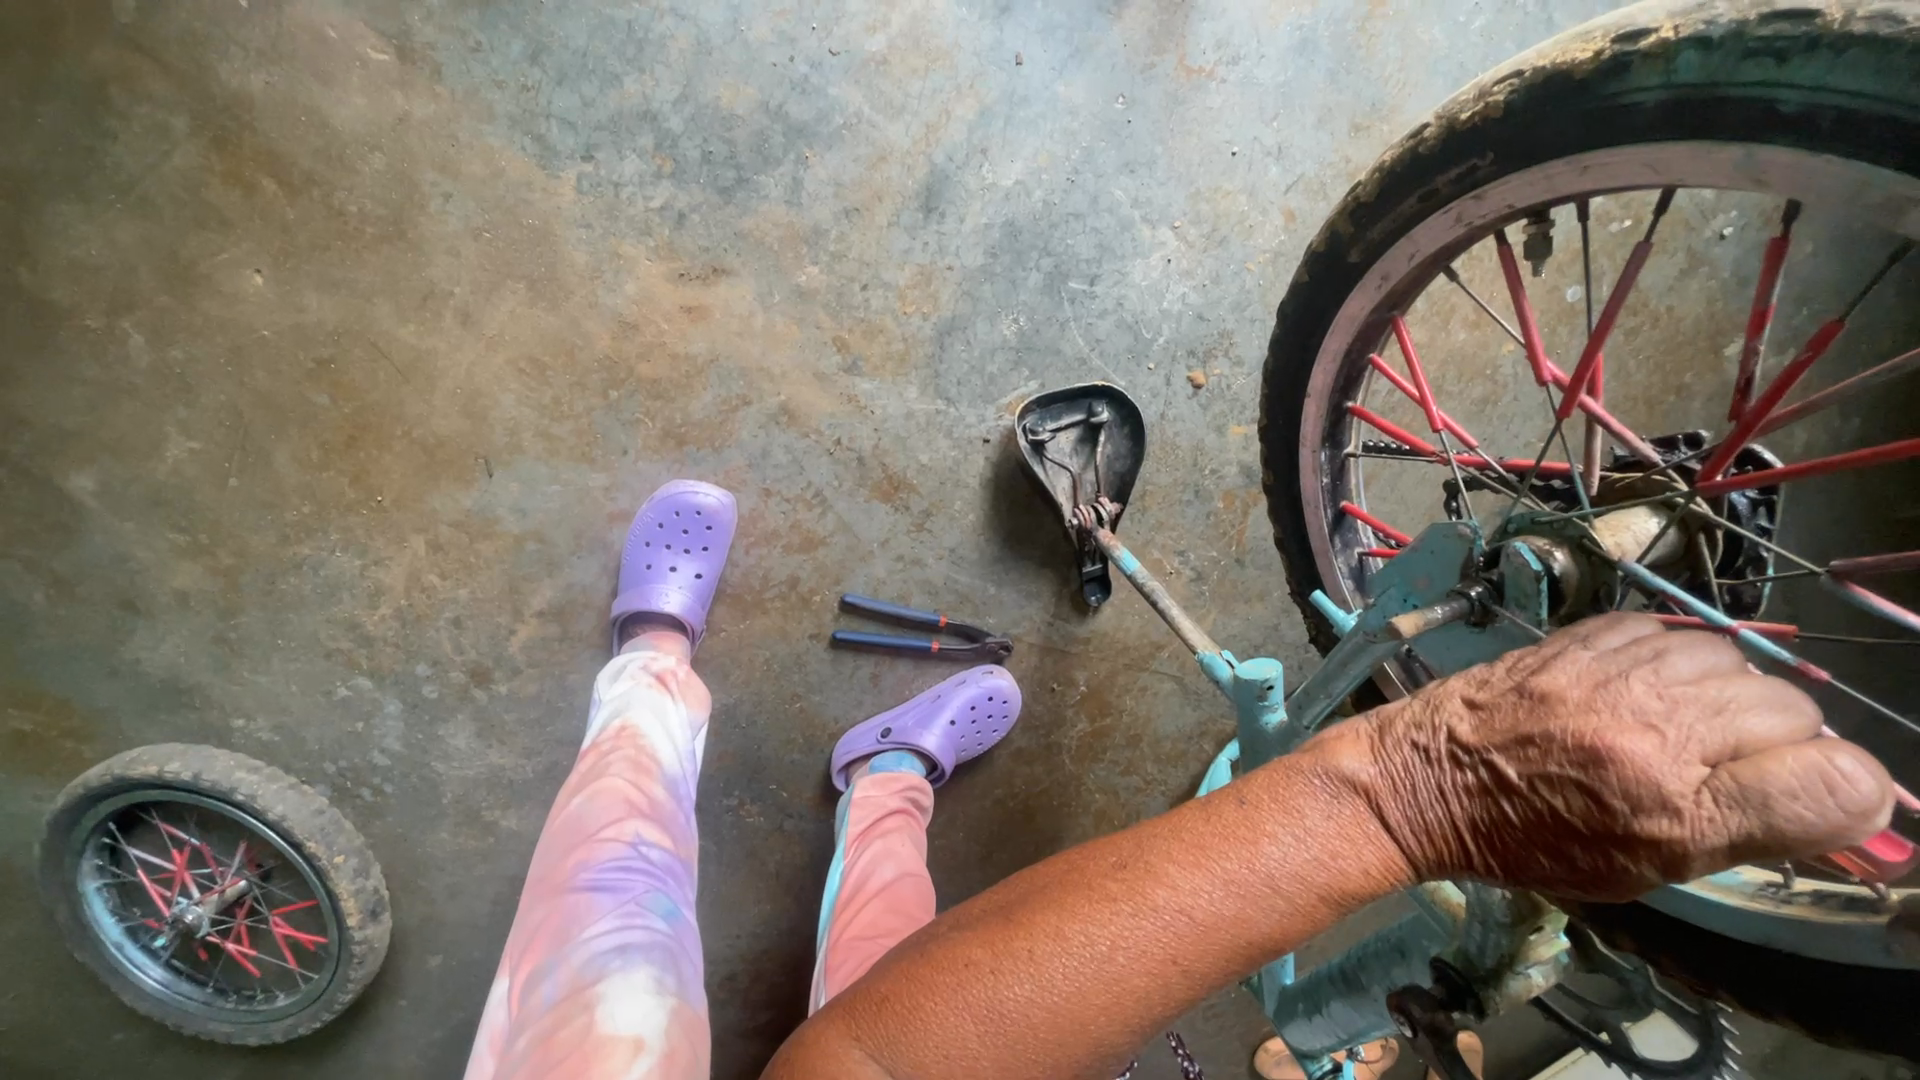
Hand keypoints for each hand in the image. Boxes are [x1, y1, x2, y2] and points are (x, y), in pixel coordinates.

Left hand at [1343, 612, 1894, 900]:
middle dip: (1779, 735)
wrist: (1417, 782)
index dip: (1844, 791)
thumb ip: (1736, 830)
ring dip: (1720, 685)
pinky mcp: (1561, 644)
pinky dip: (1662, 650)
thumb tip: (1823, 798)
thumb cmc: (1519, 838)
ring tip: (1679, 712)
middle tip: (1728, 754)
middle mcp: (1648, 732)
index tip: (1811, 794)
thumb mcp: (1638, 868)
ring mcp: (1601, 678)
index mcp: (1674, 809)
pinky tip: (1637, 677)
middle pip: (1790, 709)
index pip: (1837, 781)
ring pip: (1728, 656)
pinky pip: (1654, 626)